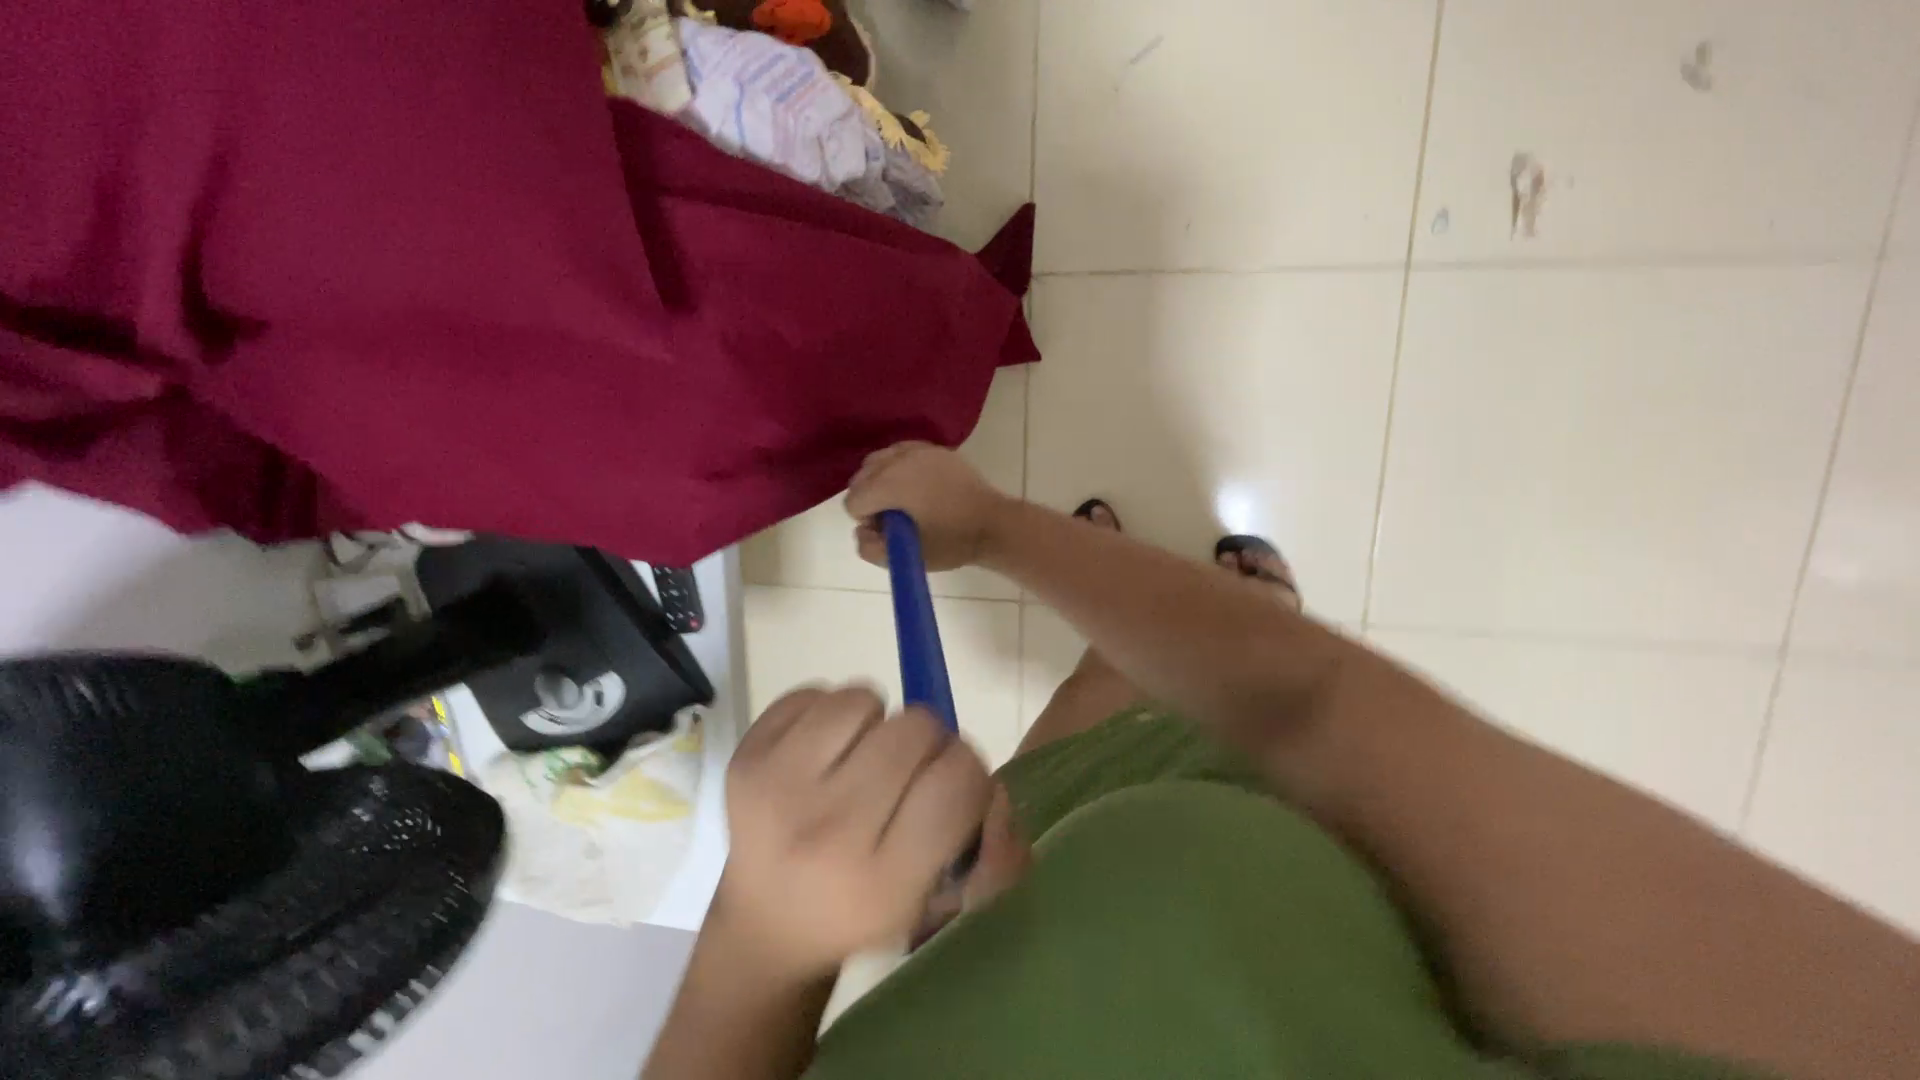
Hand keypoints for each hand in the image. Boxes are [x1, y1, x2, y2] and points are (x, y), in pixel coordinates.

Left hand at [718, 685, 992, 977]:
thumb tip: (994, 791)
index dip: (969, 772)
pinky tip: (825, 754)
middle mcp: (827, 831)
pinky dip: (830, 714)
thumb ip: (996, 852)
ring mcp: (776, 789)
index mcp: (884, 880)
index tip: (954, 788)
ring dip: (877, 723)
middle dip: (927, 743)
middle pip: (916, 728)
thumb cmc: (868, 910)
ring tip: (864, 759)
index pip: (958, 780)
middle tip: (911, 771)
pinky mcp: (745, 759)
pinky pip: (813, 693)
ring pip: (863, 699)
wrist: (770, 924)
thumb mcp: (944, 905)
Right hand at [844, 442, 1013, 571]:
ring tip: (906, 501)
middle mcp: (898, 460)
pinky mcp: (933, 448)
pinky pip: (900, 452)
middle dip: (871, 499)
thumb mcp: (908, 556)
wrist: (993, 524)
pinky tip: (917, 485)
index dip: (866, 521)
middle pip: (861, 478)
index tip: (890, 530)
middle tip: (896, 518)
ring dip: (882, 481)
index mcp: (888, 485)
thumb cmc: (951, 543)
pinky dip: (899, 467)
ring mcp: (917, 450)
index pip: (853, 502)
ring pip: (878, 461)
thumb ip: (871, 548)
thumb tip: (862, 530)